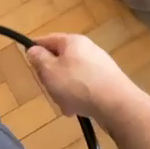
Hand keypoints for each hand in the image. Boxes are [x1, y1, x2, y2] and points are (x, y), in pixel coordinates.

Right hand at [26, 33, 143, 119]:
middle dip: (52, 76)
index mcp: (72, 41)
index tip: (31, 67)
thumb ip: (38, 58)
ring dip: (65, 90)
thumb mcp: (49, 71)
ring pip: (72, 75)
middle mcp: (88, 48)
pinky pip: (86, 85)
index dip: (35, 51)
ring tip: (66, 105)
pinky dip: (79, 95)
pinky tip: (79, 109)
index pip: (46, 40)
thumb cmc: (78, 85)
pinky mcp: (109, 81)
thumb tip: (34, 50)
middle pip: (60, 59)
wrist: (119, 106)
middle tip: (50, 90)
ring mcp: (101, 65)